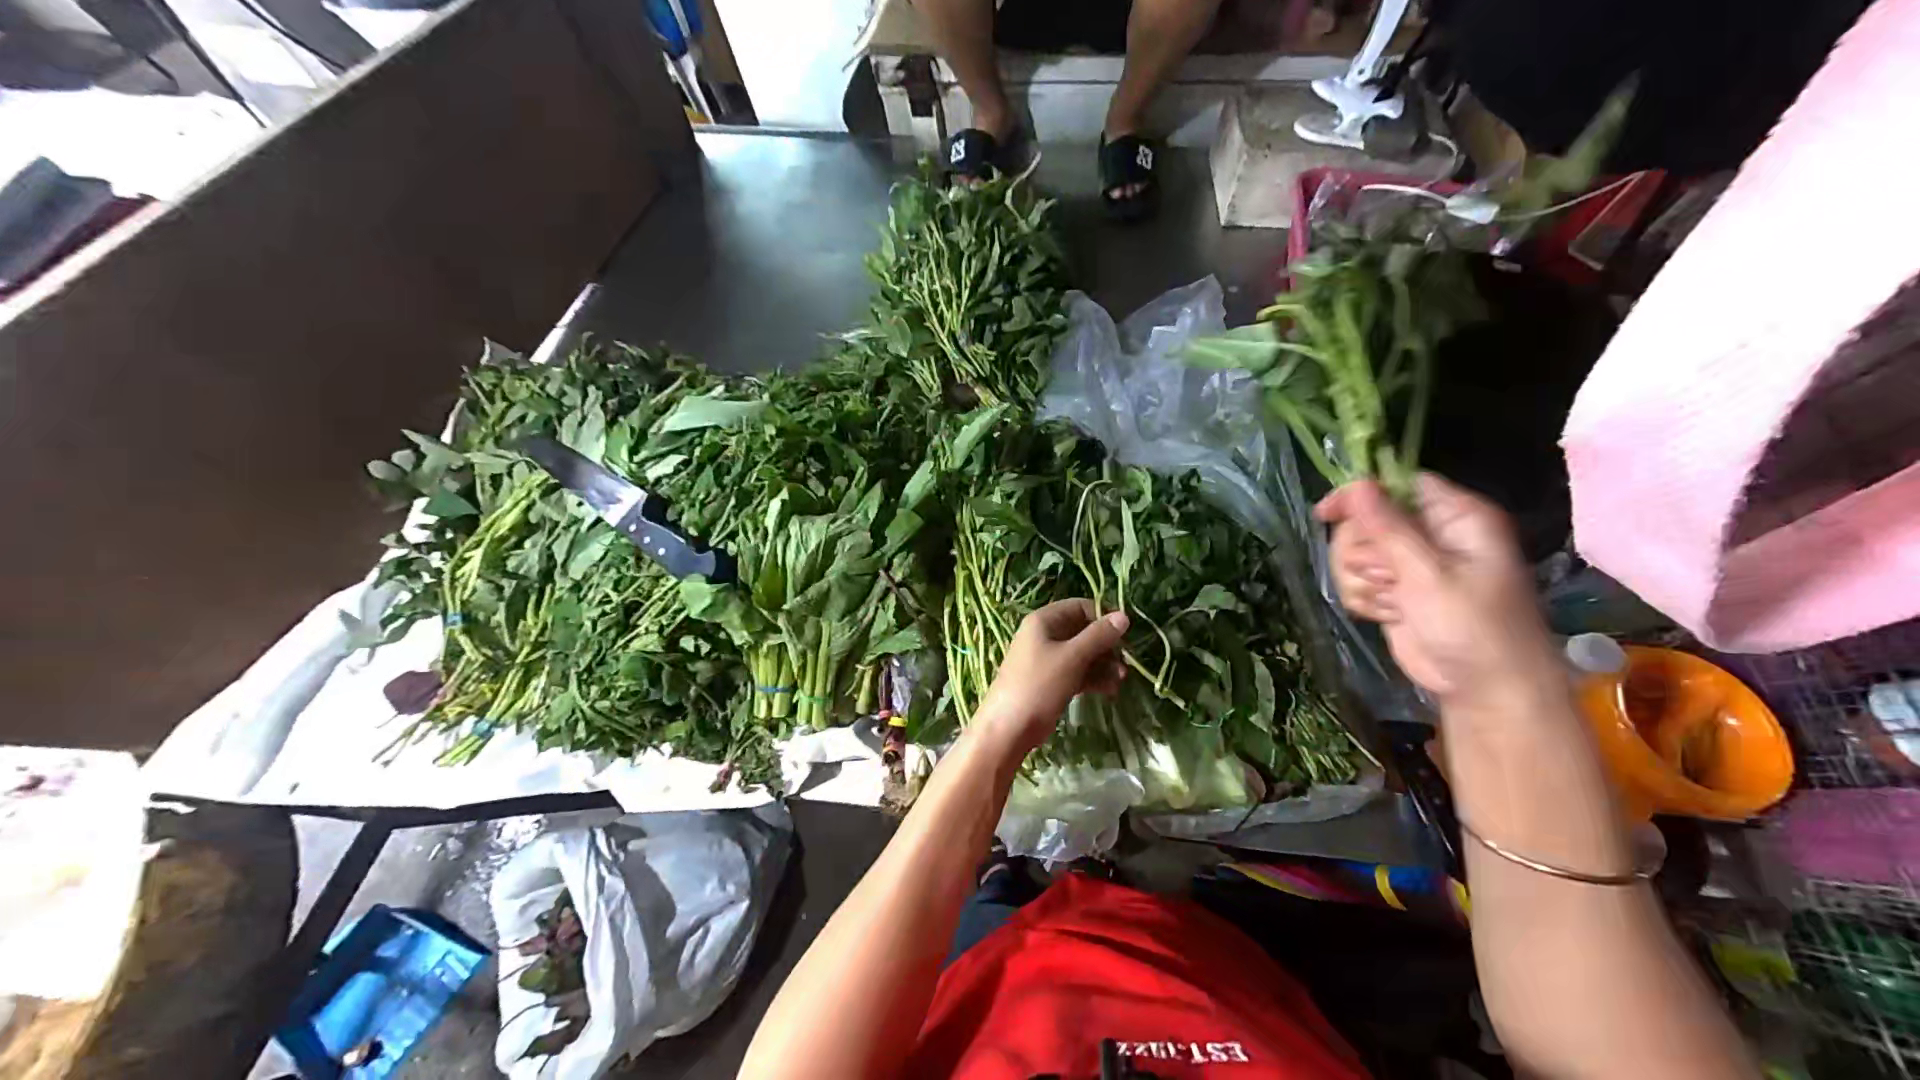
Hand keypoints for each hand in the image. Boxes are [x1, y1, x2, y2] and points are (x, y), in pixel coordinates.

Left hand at [974, 599, 1129, 757]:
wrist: (1010, 728)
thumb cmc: (1039, 684)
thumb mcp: (1072, 657)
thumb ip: (1099, 636)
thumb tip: (1124, 616)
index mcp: (1044, 621)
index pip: (1079, 607)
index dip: (1103, 616)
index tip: (1126, 632)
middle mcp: (1045, 635)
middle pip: (1083, 631)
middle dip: (1106, 645)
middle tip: (1125, 660)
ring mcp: (1049, 660)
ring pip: (1083, 654)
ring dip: (1104, 664)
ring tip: (1121, 679)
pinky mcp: (1053, 681)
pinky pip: (1078, 672)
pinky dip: (1094, 678)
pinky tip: (1111, 689)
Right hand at [1316, 474, 1561, 716]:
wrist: (1484, 688)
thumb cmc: (1472, 626)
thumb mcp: (1428, 573)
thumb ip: (1387, 527)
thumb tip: (1356, 483)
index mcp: (1455, 517)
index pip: (1395, 484)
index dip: (1359, 495)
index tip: (1326, 514)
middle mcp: (1431, 534)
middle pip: (1365, 520)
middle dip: (1363, 551)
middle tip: (1385, 576)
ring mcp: (1410, 564)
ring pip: (1353, 553)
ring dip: (1362, 580)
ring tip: (1393, 602)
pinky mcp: (1394, 590)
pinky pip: (1355, 580)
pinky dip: (1364, 598)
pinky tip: (1388, 615)